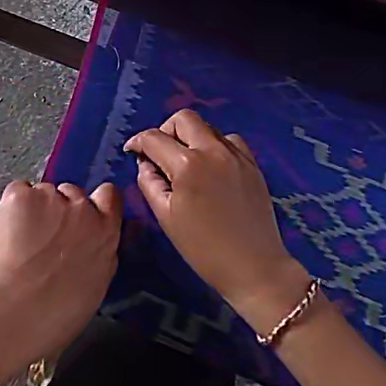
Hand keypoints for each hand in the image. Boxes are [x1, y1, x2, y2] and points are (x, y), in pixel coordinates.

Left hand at [0, 180, 120, 364]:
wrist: (14, 311)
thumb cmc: (52, 316)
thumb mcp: (94, 290)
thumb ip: (97, 258)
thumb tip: (89, 254)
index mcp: (105, 234)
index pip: (110, 197)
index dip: (96, 201)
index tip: (87, 212)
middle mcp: (82, 211)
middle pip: (73, 193)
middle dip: (60, 209)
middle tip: (44, 236)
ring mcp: (52, 199)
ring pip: (43, 192)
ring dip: (33, 209)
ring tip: (19, 241)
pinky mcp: (22, 197)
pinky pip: (17, 192)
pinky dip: (9, 208)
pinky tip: (5, 232)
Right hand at [125, 110, 311, 331]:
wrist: (253, 266)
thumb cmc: (203, 248)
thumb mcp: (166, 217)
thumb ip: (149, 183)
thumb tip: (146, 163)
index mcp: (188, 164)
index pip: (154, 138)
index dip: (138, 142)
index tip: (132, 151)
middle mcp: (213, 150)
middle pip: (183, 119)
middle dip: (165, 130)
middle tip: (159, 153)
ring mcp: (236, 154)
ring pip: (208, 127)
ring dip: (192, 137)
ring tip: (187, 163)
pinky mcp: (252, 163)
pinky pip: (229, 140)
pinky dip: (216, 145)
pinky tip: (212, 167)